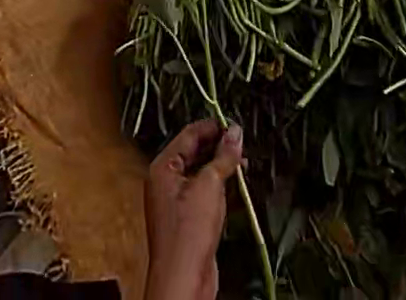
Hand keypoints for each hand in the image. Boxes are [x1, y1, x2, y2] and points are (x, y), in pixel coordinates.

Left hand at [144, 120, 242, 299]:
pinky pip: (206, 191)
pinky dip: (221, 186)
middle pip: (195, 152)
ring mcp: (177, 201)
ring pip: (202, 172)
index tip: (233, 124)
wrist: (184, 281)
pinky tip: (237, 186)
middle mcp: (166, 182)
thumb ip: (223, 156)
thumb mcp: (210, 185)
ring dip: (222, 166)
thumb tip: (234, 133)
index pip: (189, 134)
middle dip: (219, 147)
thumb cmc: (187, 235)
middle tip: (241, 142)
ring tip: (243, 163)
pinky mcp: (189, 218)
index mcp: (163, 167)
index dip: (212, 127)